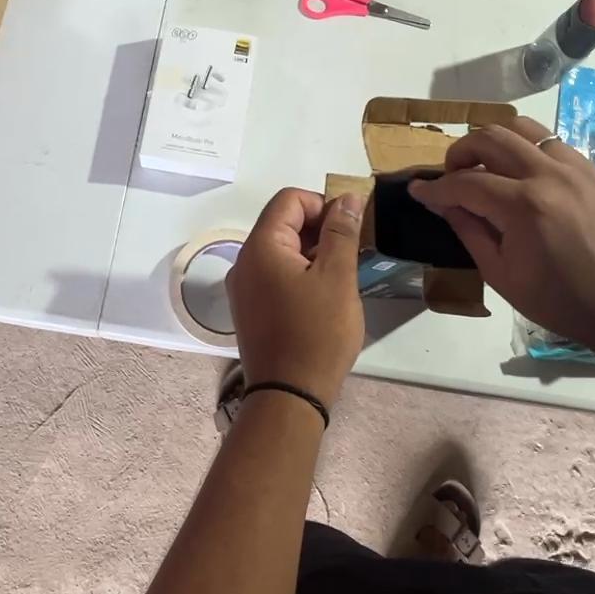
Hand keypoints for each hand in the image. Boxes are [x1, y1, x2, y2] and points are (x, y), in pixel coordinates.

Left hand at [225, 189, 365, 407]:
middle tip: (351, 254)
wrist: (289, 396)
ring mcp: (243, 288)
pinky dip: (299, 274)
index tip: (349, 229)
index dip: (322, 204)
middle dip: (319, 229)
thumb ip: (341, 231)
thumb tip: (346, 197)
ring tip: (341, 277)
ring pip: (280, 251)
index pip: (289, 200)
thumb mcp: (337, 277)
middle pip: (282, 223)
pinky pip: (274, 275)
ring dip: (311, 253)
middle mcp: (244, 261)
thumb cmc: (317, 333)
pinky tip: (322, 297)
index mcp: (260, 247)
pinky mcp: (249, 309)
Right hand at [409, 116, 594, 344]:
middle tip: (451, 177)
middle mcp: (548, 175)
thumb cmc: (558, 299)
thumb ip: (467, 229)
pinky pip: (548, 140)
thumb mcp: (500, 273)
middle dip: (460, 153)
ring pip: (520, 127)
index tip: (417, 191)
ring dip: (492, 141)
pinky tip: (518, 174)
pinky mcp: (589, 168)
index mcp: (524, 207)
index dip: (435, 188)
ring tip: (484, 166)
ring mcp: (573, 167)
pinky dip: (524, 149)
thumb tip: (439, 202)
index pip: (465, 182)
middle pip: (489, 138)